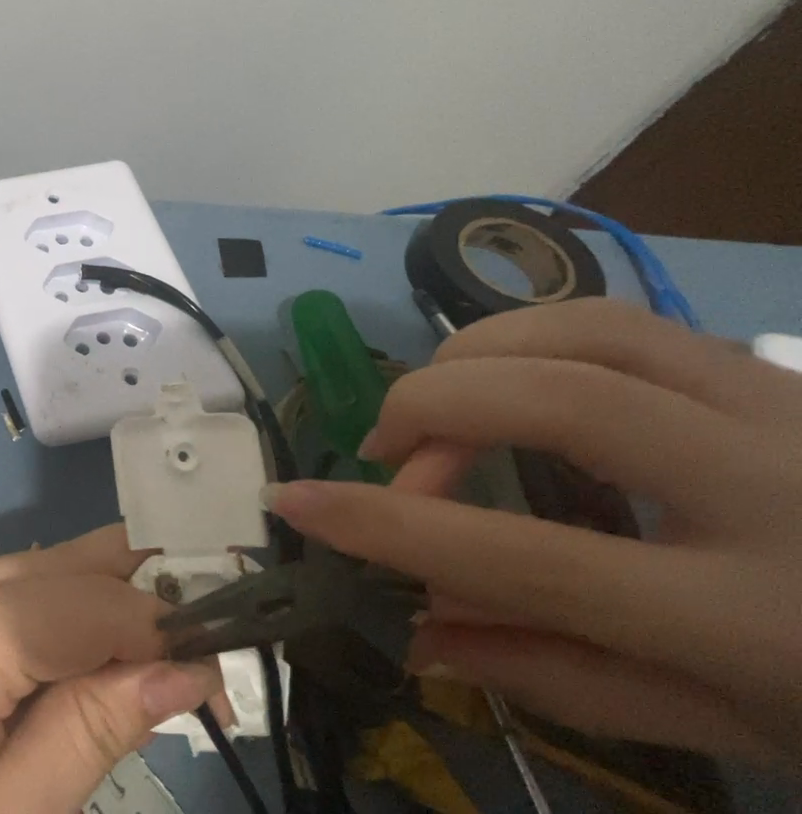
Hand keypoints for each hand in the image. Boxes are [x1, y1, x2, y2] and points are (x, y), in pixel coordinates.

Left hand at [0, 525, 221, 813]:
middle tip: (208, 652)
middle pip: (57, 567)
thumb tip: (181, 666)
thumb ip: (89, 731)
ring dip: (99, 604)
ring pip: (29, 574)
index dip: (162, 626)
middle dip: (138, 595)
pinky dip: (52, 619)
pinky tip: (85, 662)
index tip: (221, 678)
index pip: (84, 600)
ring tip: (163, 658)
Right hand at [263, 298, 801, 762]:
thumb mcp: (720, 723)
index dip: (386, 525)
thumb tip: (415, 628)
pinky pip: (622, 322)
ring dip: (471, 355)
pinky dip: (527, 337)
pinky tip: (499, 380)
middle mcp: (776, 490)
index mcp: (755, 615)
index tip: (291, 501)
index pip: (527, 558)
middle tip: (387, 453)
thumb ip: (555, 676)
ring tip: (434, 406)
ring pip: (587, 329)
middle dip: (431, 410)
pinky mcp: (775, 371)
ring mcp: (787, 411)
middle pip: (561, 399)